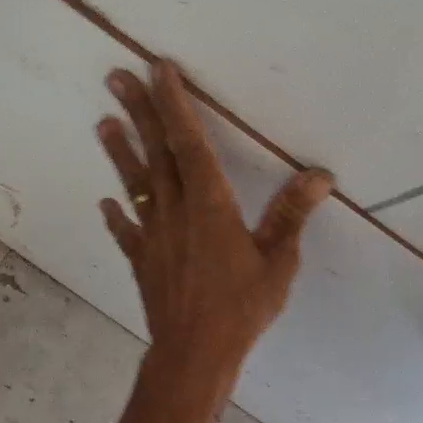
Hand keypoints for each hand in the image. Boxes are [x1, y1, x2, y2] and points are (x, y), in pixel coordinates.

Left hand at [97, 60, 333, 363]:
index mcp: (210, 204)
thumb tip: (319, 175)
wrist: (193, 351)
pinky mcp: (141, 260)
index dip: (174, 104)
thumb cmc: (241, 308)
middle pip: (156, 152)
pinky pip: (127, 231)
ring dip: (120, 152)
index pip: (189, 142)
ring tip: (104, 123)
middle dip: (138, 111)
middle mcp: (176, 211)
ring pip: (136, 184)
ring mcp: (153, 235)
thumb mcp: (279, 262)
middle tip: (115, 77)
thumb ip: (292, 216)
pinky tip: (106, 202)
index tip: (158, 70)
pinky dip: (117, 216)